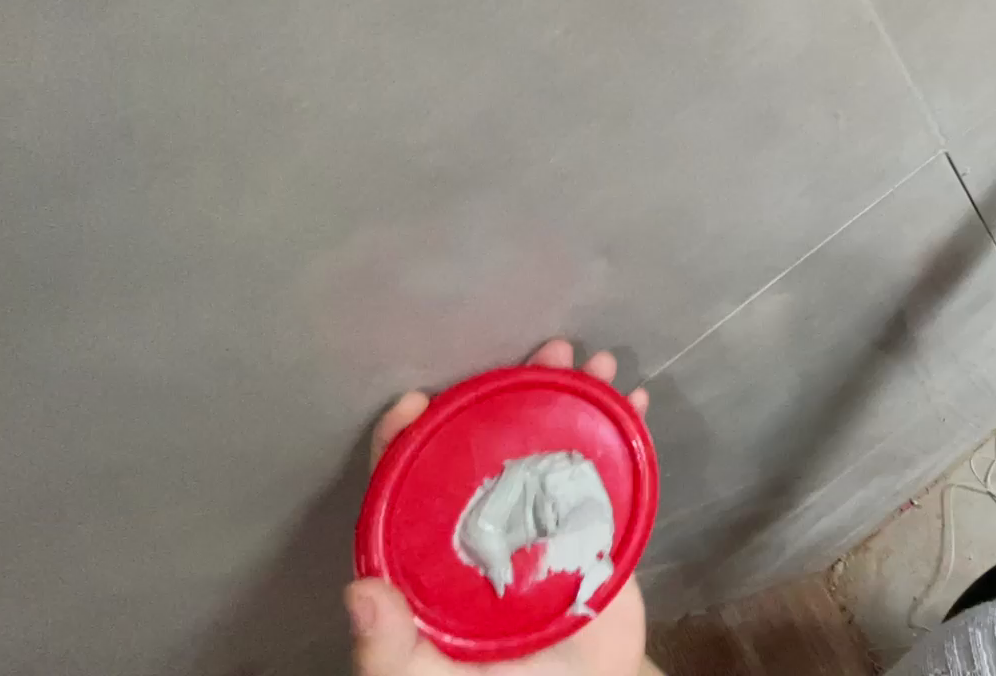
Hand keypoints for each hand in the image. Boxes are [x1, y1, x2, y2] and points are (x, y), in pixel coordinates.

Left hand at [346, 340, 653, 675]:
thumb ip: (392, 652)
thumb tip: (357, 589)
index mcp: (447, 550)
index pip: (415, 485)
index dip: (409, 439)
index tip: (419, 400)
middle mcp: (497, 518)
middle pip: (502, 440)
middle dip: (525, 386)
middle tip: (551, 349)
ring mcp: (551, 514)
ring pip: (560, 439)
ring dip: (583, 394)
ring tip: (601, 363)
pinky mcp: (600, 519)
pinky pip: (614, 463)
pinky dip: (628, 427)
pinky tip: (637, 400)